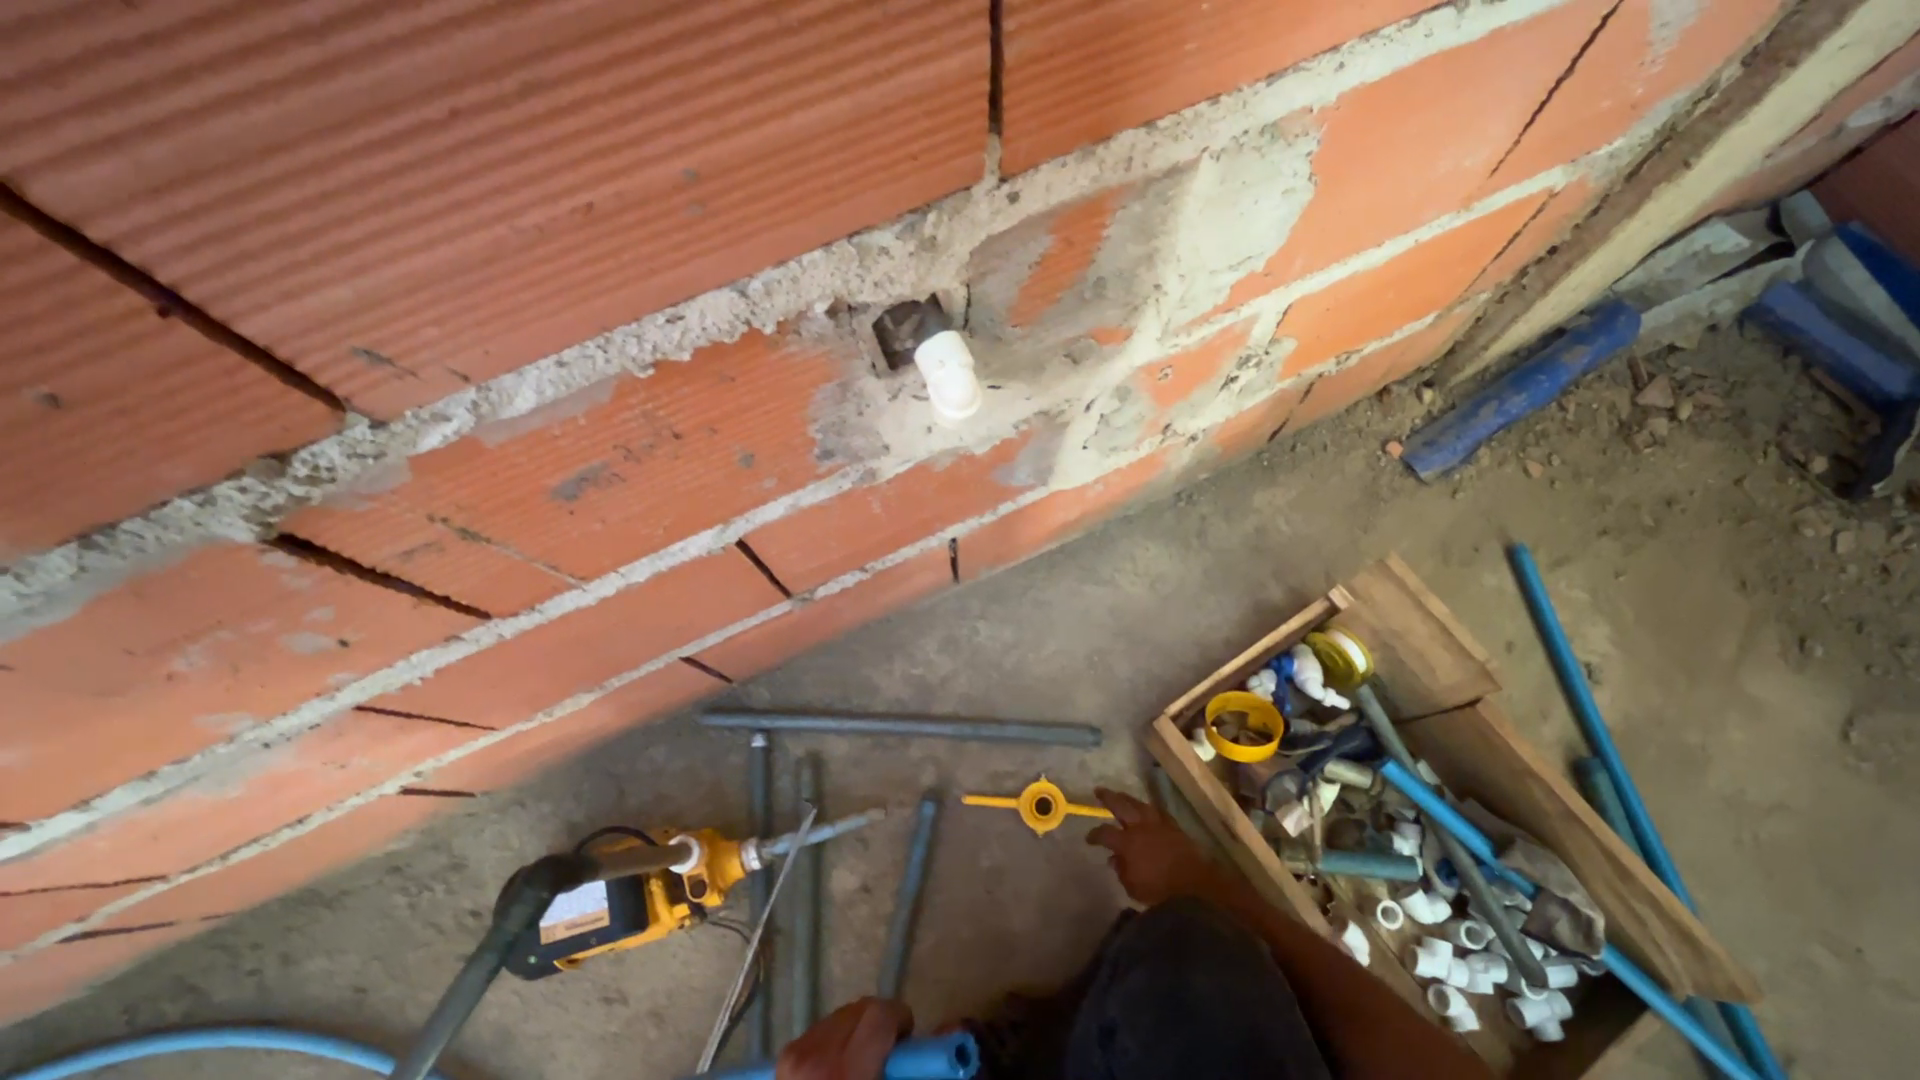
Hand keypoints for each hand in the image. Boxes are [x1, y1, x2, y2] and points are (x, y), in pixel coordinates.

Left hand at [775, 997, 912, 1079]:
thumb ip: (917, 1072)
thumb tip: (949, 1030)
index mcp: (846, 1070)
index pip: (880, 1012)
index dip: (901, 1021)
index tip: (906, 1043)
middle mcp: (815, 1053)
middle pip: (862, 1008)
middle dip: (881, 1025)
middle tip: (888, 1056)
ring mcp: (795, 1053)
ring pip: (842, 1015)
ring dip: (859, 1031)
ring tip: (861, 1065)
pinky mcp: (784, 1056)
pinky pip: (822, 1029)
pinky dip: (837, 1040)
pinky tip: (839, 1070)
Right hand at [1086, 787, 1225, 906]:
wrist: (1194, 888)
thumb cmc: (1159, 891)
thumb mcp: (1132, 886)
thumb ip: (1121, 870)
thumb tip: (1114, 859)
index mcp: (1127, 842)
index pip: (1105, 833)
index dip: (1094, 834)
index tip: (1089, 838)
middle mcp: (1141, 828)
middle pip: (1121, 806)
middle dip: (1108, 797)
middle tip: (1099, 791)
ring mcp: (1159, 825)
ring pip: (1141, 805)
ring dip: (1129, 799)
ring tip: (1122, 796)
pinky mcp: (1174, 828)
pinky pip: (1159, 812)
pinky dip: (1150, 809)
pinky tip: (1148, 809)